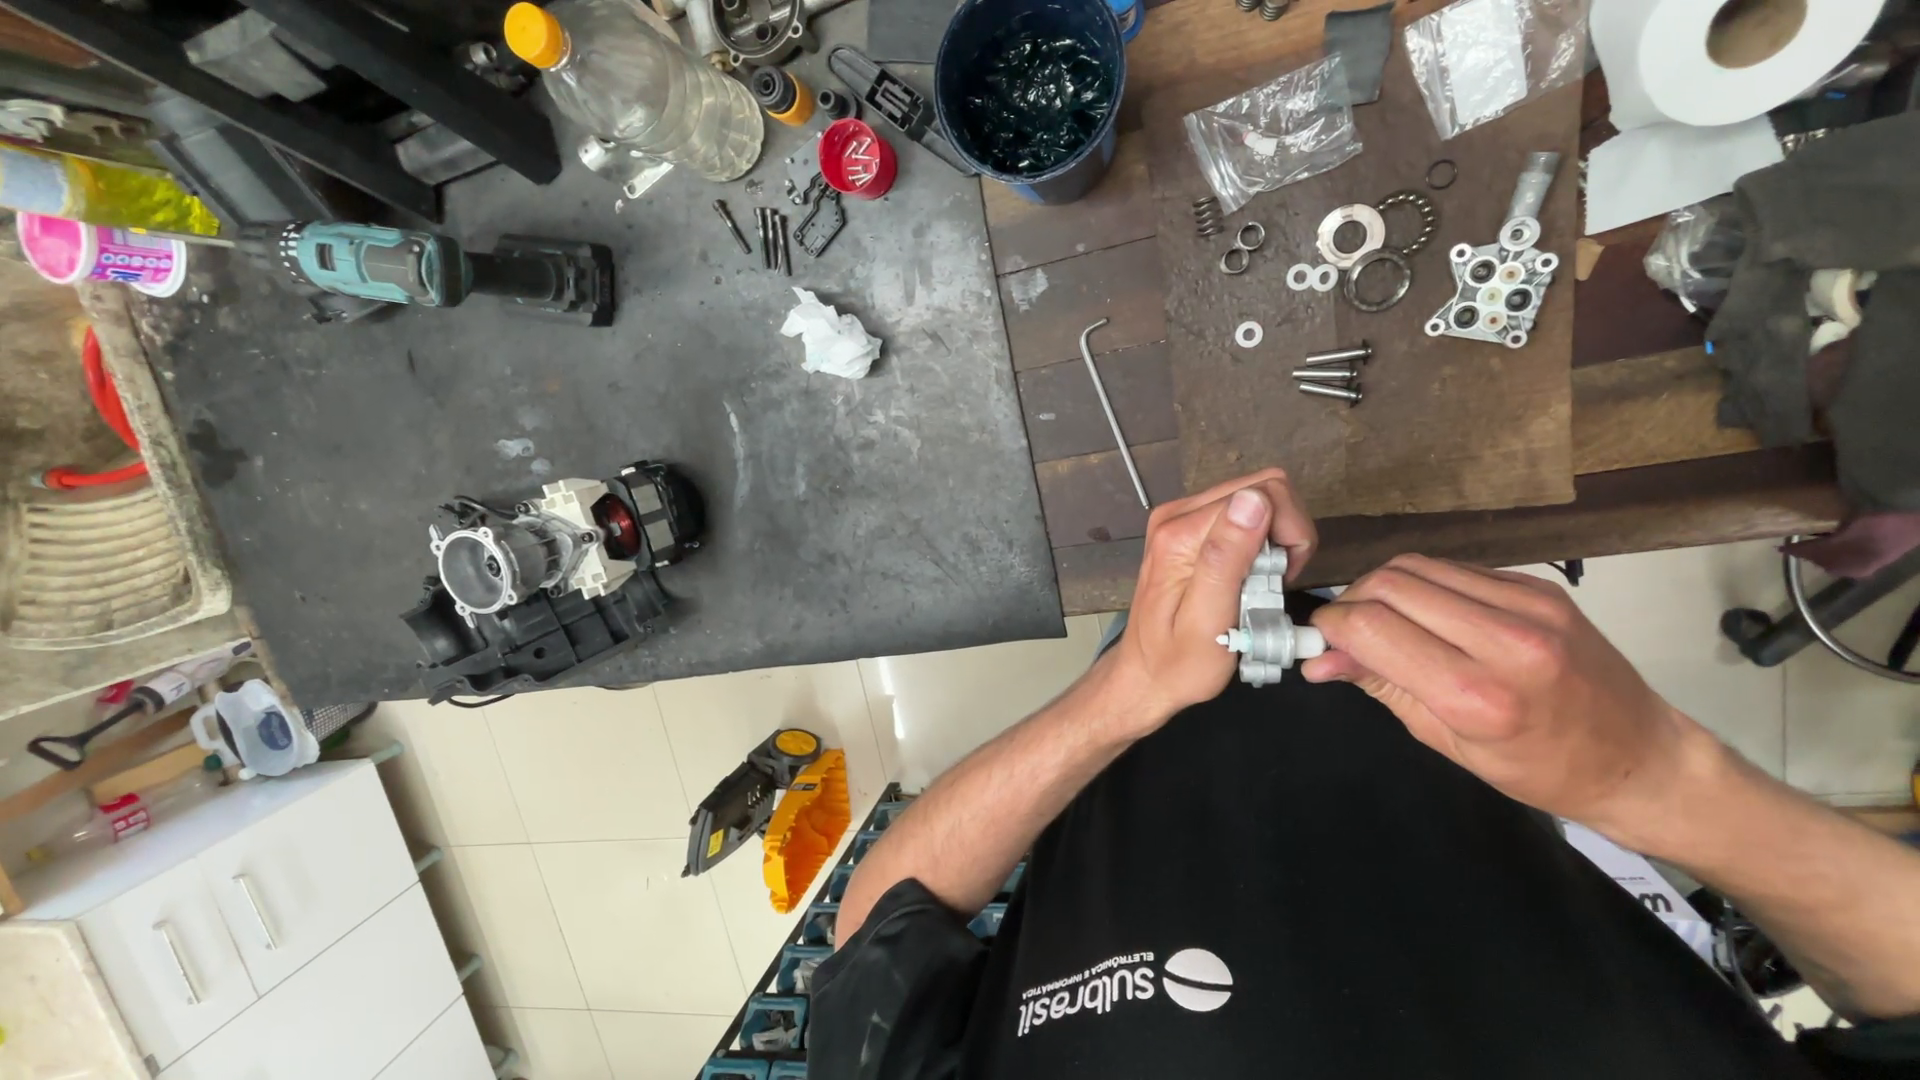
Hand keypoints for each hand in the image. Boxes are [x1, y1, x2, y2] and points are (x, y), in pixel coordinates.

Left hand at [1104, 468, 1316, 731]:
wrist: (1146, 674)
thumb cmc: (1179, 662)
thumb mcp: (1208, 621)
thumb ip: (1226, 559)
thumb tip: (1255, 499)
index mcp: (1179, 533)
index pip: (1264, 493)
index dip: (1288, 535)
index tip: (1278, 581)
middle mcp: (1176, 513)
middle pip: (1263, 488)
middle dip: (1286, 533)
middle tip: (1273, 583)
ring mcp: (1180, 517)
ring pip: (1258, 498)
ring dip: (1276, 539)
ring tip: (1261, 584)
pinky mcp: (1189, 527)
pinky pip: (1244, 514)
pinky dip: (1262, 542)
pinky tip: (1250, 578)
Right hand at [1300, 554, 1695, 831]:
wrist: (1641, 757)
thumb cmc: (1538, 769)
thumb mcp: (1446, 742)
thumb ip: (1381, 687)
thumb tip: (1318, 660)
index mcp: (1478, 695)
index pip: (1372, 627)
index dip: (1331, 628)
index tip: (1320, 644)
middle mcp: (1505, 640)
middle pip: (1389, 584)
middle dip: (1350, 603)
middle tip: (1345, 633)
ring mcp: (1528, 605)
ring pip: (1416, 566)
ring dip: (1381, 588)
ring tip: (1380, 620)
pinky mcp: (1538, 587)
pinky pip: (1453, 569)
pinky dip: (1422, 586)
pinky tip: (1425, 614)